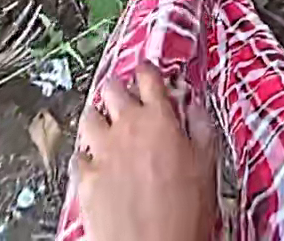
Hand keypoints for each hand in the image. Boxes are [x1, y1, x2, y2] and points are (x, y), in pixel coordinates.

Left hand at [72, 62, 218, 240]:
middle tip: (122, 94)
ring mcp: (104, 151)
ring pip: (90, 116)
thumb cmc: (184, 213)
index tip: (146, 72)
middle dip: (117, 87)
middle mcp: (128, 126)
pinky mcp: (85, 179)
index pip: (148, 76)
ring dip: (97, 116)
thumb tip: (195, 106)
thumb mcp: (207, 162)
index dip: (146, 70)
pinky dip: (84, 156)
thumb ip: (201, 125)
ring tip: (103, 123)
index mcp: (159, 118)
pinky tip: (92, 163)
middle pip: (113, 88)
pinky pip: (77, 157)